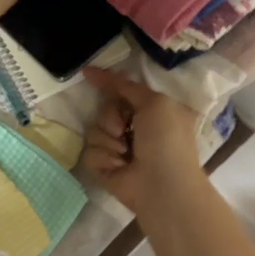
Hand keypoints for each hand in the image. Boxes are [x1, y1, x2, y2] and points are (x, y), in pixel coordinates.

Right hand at [81, 67, 207, 216]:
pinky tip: (120, 167)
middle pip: (104, 110)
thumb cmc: (166, 140)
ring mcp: (118, 149)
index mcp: (151, 112)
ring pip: (93, 131)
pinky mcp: (105, 168)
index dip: (107, 84)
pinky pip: (90, 153)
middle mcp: (134, 129)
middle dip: (111, 117)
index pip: (122, 92)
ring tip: (125, 154)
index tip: (88, 74)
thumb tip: (91, 70)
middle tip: (123, 129)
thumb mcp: (155, 102)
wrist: (163, 185)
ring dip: (108, 140)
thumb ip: (125, 86)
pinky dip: (104, 158)